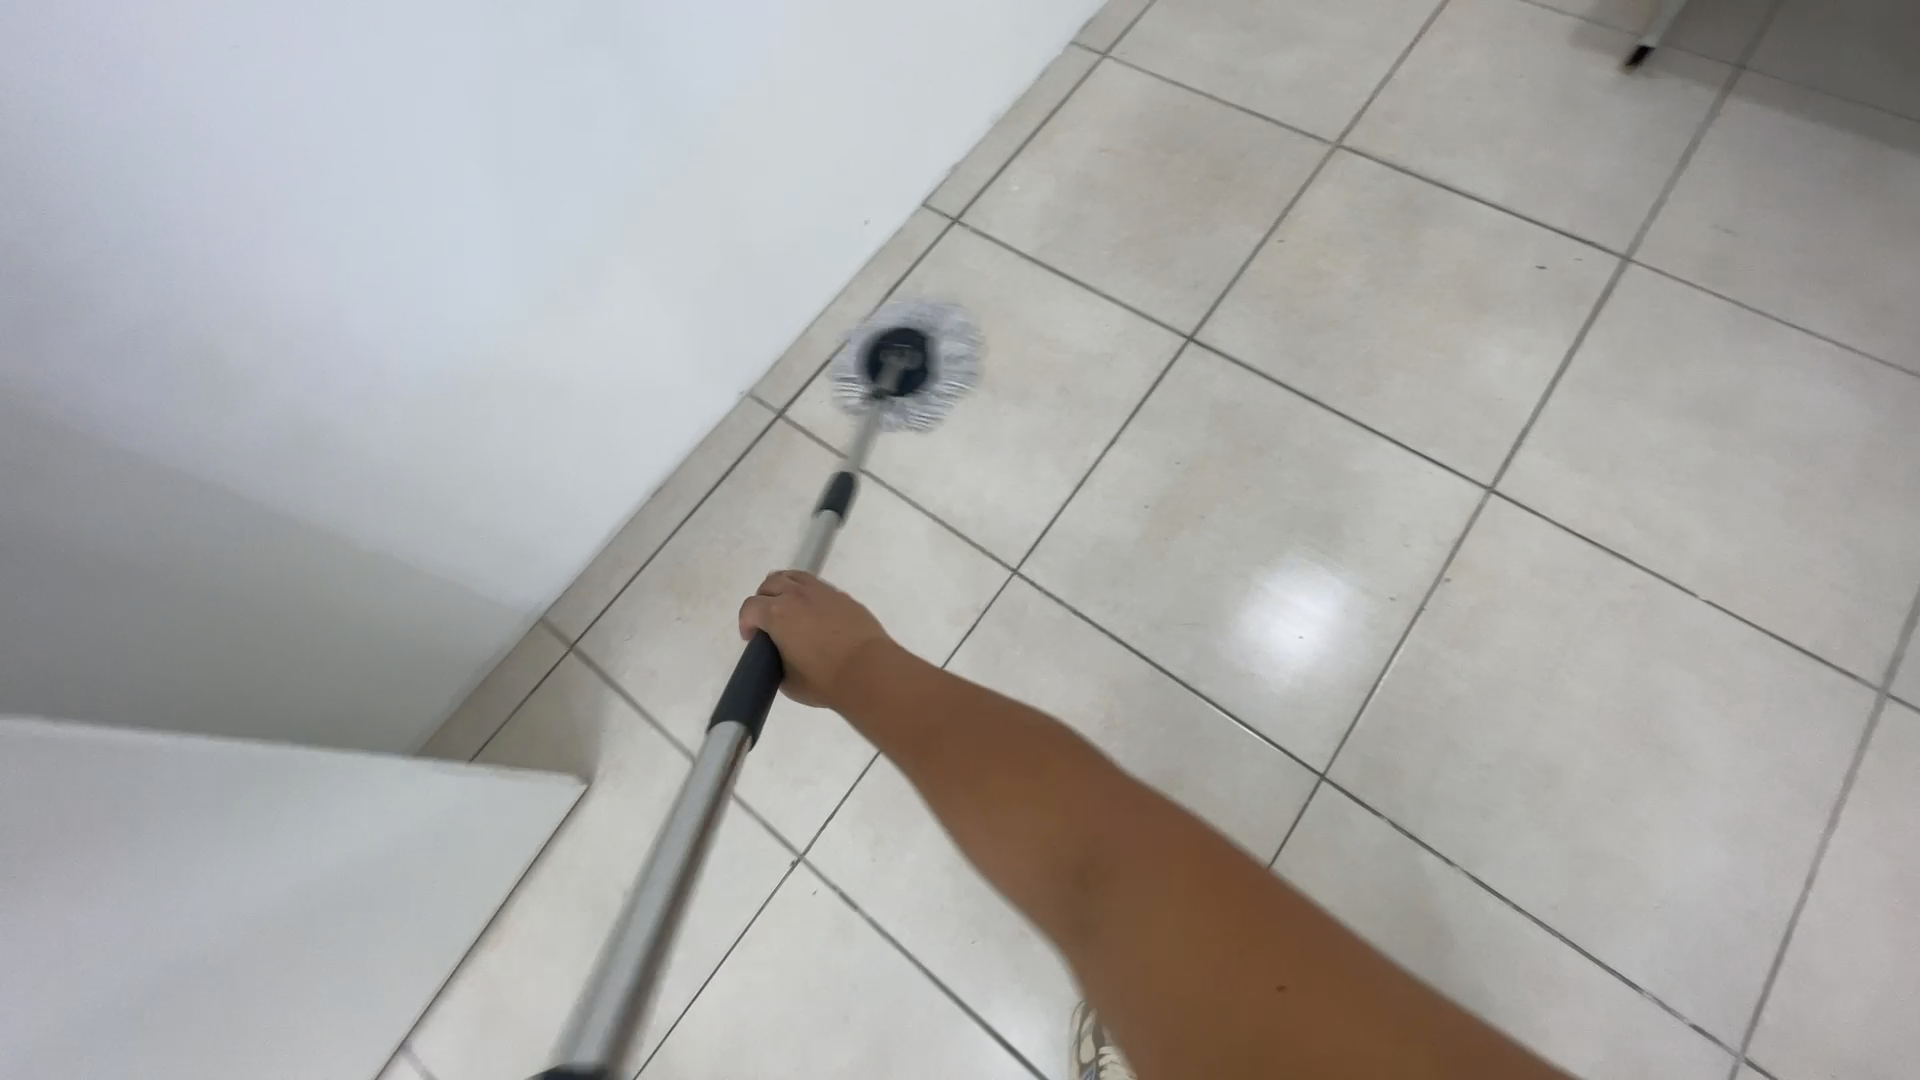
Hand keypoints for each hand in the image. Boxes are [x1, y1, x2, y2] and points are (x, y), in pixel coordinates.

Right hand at [738, 571, 897, 709]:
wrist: (869, 670)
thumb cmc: (824, 680)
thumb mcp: (788, 681)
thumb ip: (777, 664)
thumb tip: (782, 659)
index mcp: (777, 613)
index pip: (750, 607)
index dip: (746, 622)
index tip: (752, 639)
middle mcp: (798, 595)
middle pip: (771, 584)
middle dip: (763, 601)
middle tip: (768, 622)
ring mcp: (823, 592)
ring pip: (795, 577)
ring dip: (785, 588)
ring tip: (788, 609)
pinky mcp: (844, 597)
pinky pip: (818, 586)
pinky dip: (808, 594)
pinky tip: (814, 613)